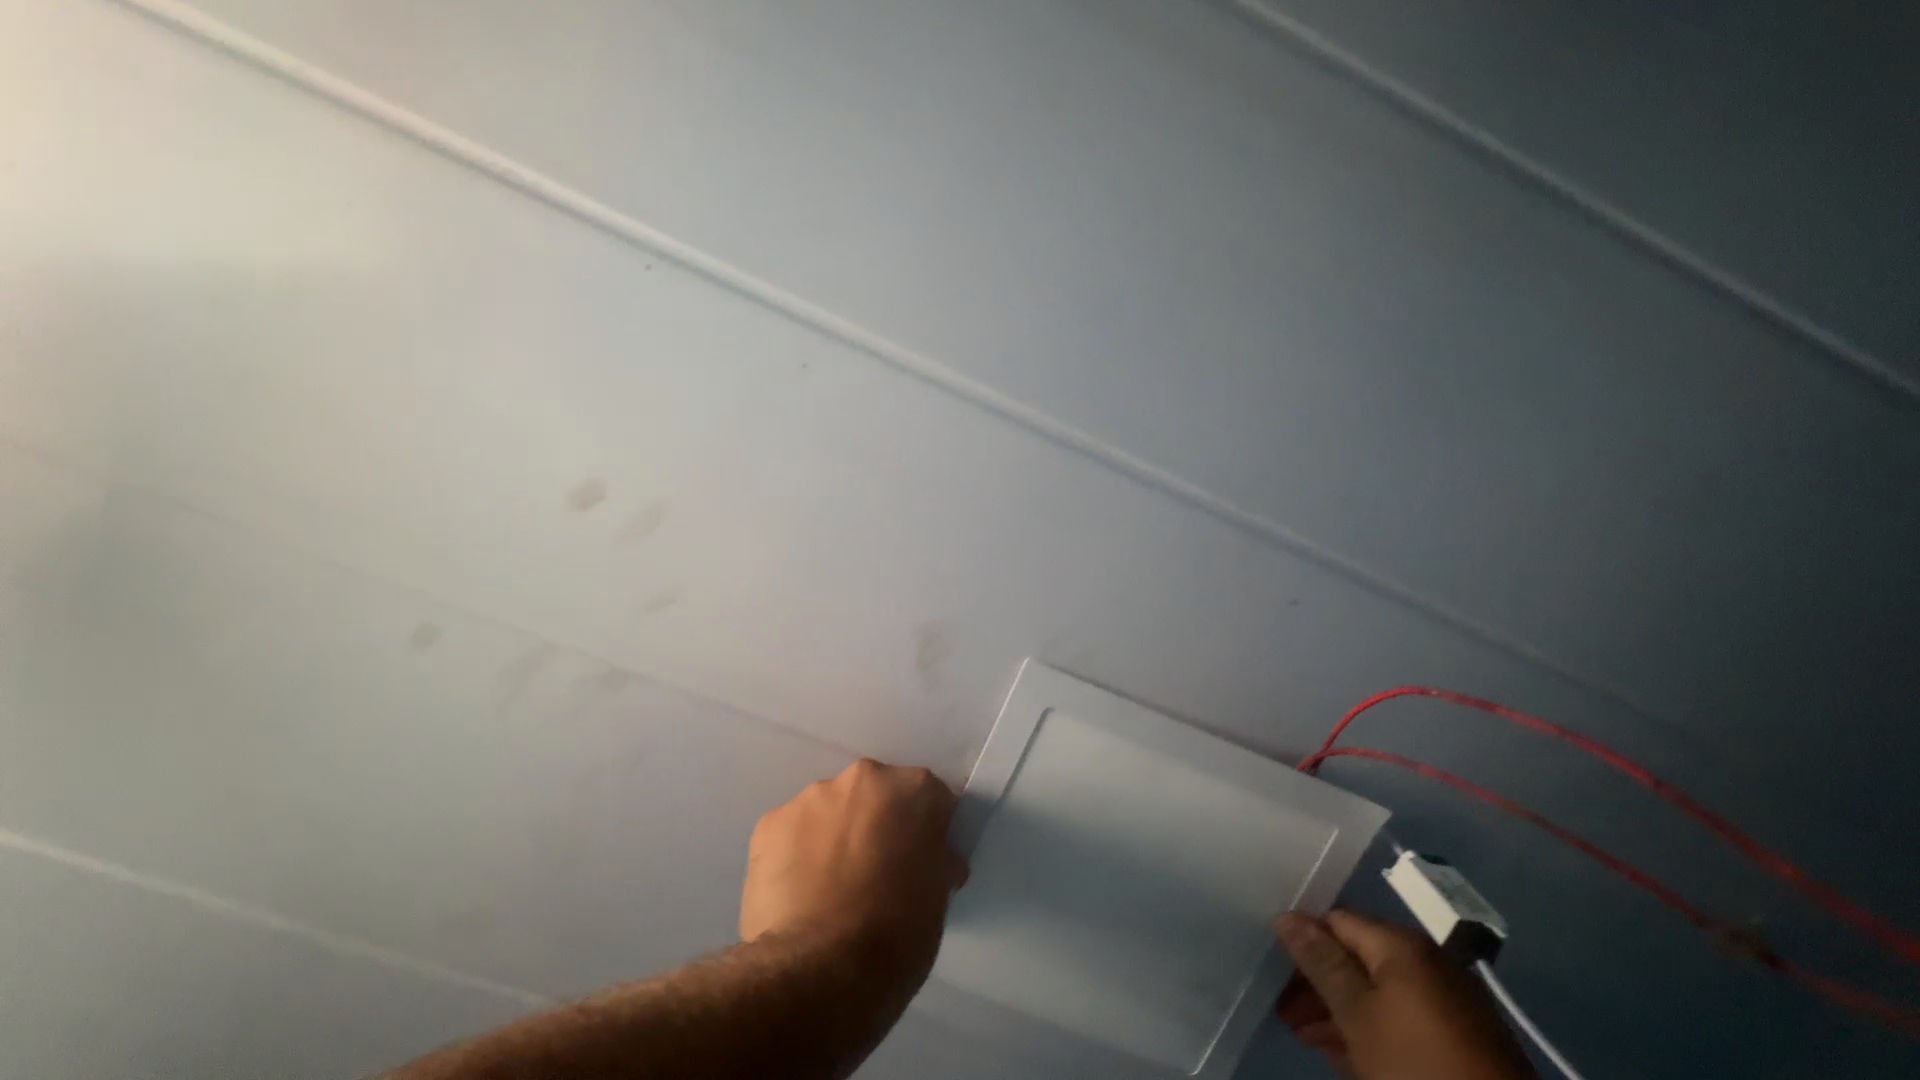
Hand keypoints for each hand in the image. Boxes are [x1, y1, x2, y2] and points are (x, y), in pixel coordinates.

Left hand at [741, 759, 967, 983]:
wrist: (819, 968)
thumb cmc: (896, 934)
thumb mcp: (937, 898)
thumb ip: (933, 862)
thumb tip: (929, 861)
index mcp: (912, 790)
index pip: (930, 800)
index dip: (927, 831)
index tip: (920, 861)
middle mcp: (861, 779)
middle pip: (875, 796)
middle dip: (876, 825)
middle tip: (876, 873)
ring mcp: (810, 798)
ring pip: (830, 811)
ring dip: (834, 837)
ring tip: (829, 890)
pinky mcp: (769, 824)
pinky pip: (792, 833)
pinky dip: (797, 855)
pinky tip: (799, 895)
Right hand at [1275, 910, 1535, 1079]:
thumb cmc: (1416, 1062)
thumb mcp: (1358, 1016)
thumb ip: (1322, 965)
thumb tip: (1287, 917)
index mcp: (1401, 945)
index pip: (1335, 921)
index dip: (1302, 943)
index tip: (1273, 971)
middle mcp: (1426, 960)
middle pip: (1356, 957)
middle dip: (1317, 983)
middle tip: (1286, 1014)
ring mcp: (1447, 998)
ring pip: (1378, 991)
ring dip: (1339, 1010)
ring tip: (1308, 1037)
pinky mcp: (1460, 1034)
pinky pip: (1402, 1017)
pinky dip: (1372, 1029)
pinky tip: (1349, 1054)